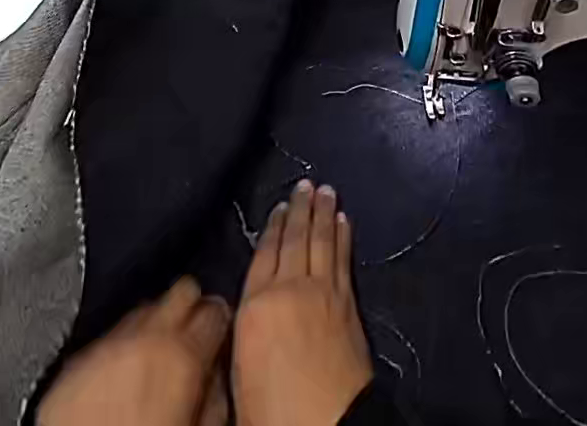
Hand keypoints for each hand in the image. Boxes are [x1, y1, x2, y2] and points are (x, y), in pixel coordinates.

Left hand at [38, 276, 231, 425]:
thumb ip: (215, 397)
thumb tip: (219, 378)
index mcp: (183, 356)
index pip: (215, 308)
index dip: (220, 320)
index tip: (219, 333)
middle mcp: (146, 338)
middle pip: (182, 290)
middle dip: (190, 307)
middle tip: (191, 334)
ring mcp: (108, 345)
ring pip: (144, 310)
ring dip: (154, 326)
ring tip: (154, 359)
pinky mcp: (76, 362)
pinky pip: (110, 336)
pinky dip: (122, 346)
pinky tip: (122, 374)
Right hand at [233, 180, 373, 425]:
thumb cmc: (273, 412)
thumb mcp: (239, 373)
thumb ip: (244, 330)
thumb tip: (250, 309)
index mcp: (255, 306)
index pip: (263, 255)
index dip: (271, 227)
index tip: (279, 205)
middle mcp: (288, 289)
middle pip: (293, 240)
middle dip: (299, 209)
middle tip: (306, 183)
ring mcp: (322, 293)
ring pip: (320, 242)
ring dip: (322, 214)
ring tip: (324, 190)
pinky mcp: (347, 304)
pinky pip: (342, 260)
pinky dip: (342, 237)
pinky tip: (343, 221)